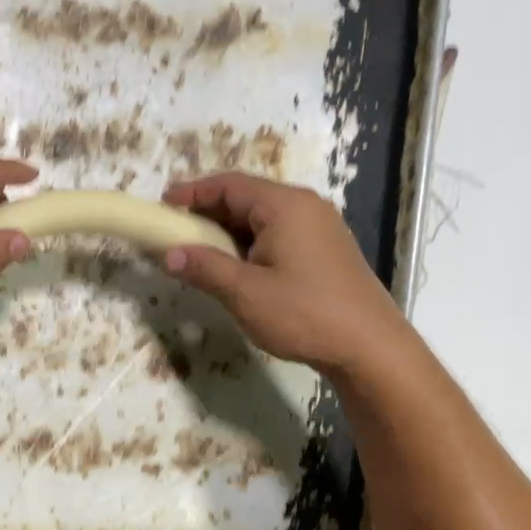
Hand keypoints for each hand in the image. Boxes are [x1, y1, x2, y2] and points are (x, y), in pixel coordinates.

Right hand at [161, 173, 402, 373]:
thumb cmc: (303, 313)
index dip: (193, 191)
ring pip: (262, 219)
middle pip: (247, 198)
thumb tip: (171, 254)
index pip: (230, 185)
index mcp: (284, 206)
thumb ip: (206, 268)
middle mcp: (305, 207)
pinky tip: (236, 268)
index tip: (164, 204)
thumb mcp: (244, 293)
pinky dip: (249, 244)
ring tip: (199, 253)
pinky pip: (278, 235)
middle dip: (207, 212)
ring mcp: (319, 228)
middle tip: (176, 232)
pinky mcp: (325, 250)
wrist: (367, 344)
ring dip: (228, 231)